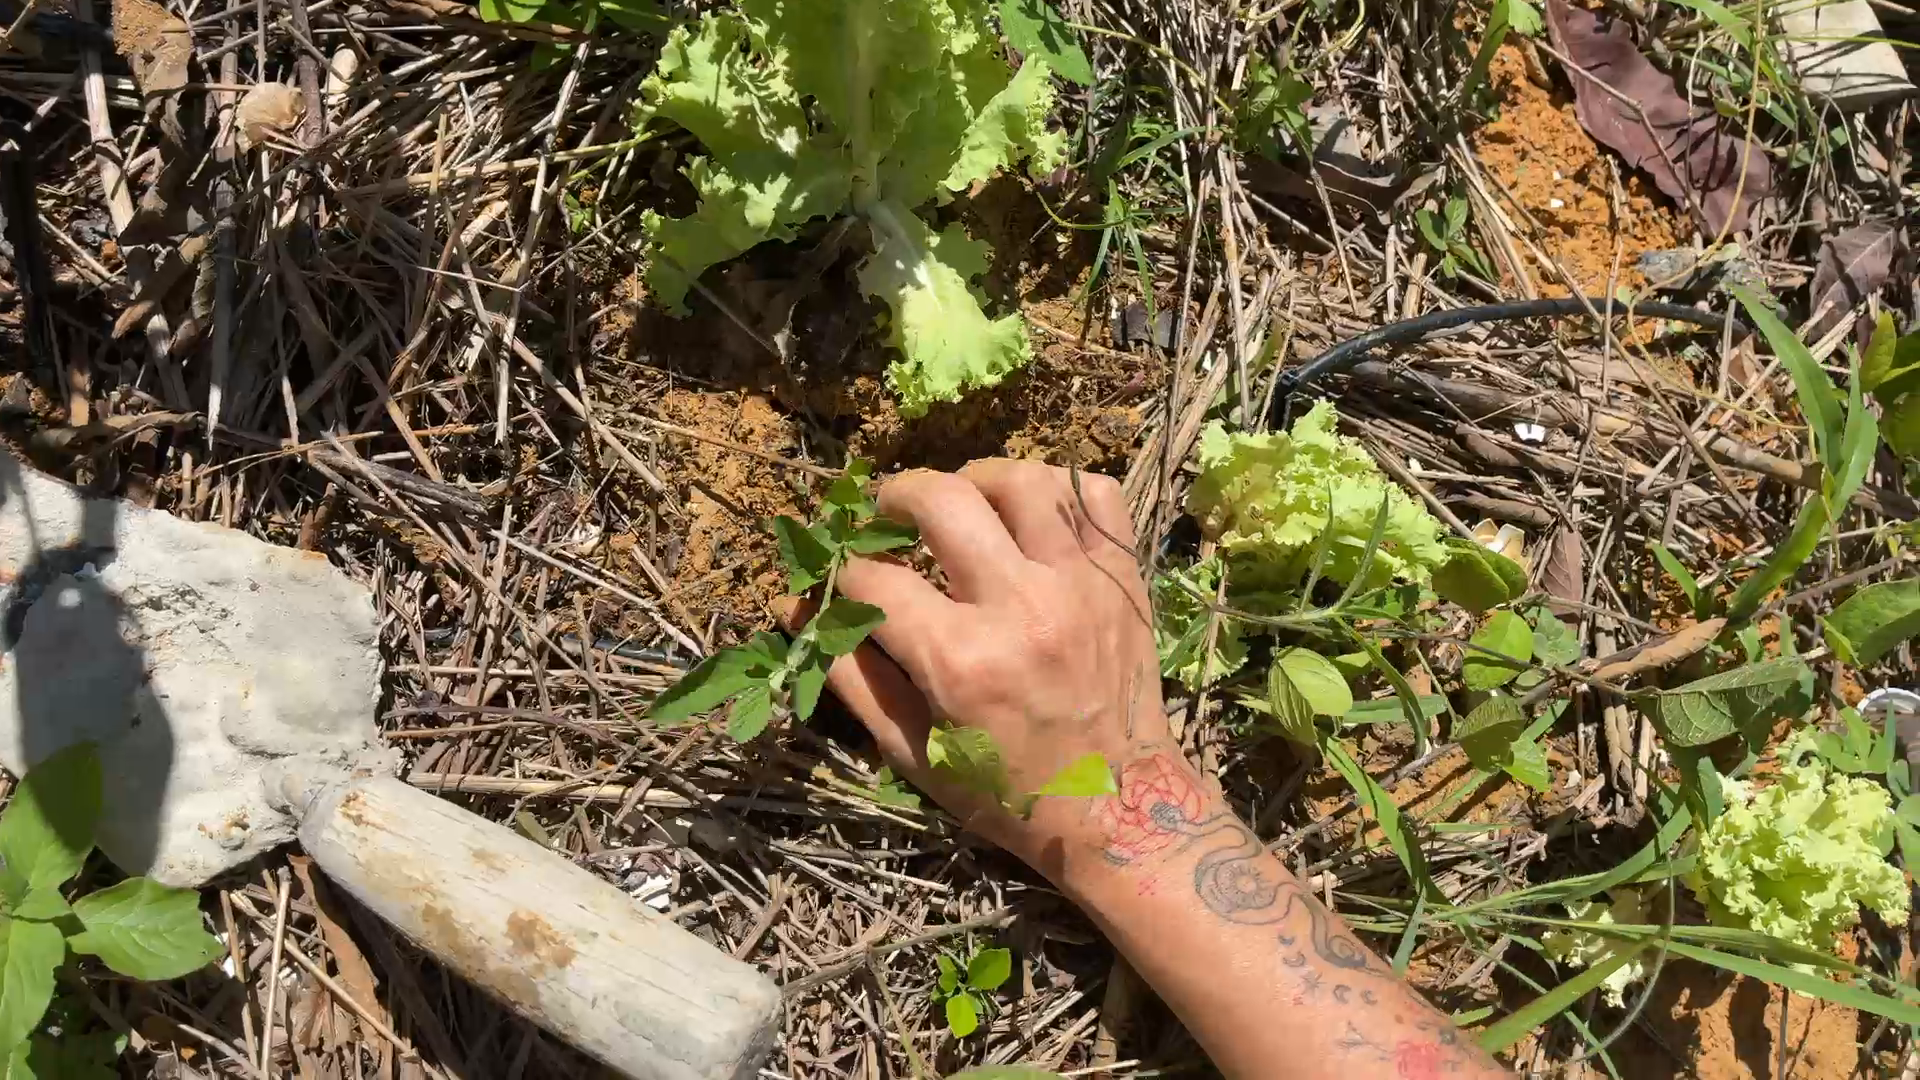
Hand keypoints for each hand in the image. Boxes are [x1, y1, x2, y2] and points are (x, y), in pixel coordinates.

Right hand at [796, 459, 1168, 878]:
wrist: (1120, 809)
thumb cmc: (1008, 792)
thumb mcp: (912, 752)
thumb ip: (851, 677)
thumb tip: (798, 610)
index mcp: (960, 659)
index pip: (875, 580)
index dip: (843, 573)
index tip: (843, 576)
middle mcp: (1021, 606)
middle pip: (942, 500)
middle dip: (895, 495)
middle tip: (886, 511)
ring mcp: (1081, 584)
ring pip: (1022, 481)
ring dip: (976, 480)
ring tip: (962, 502)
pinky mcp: (1123, 578)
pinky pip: (1096, 495)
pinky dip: (1060, 489)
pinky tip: (1032, 514)